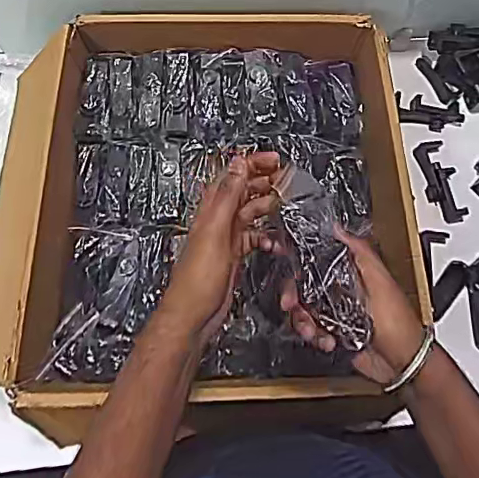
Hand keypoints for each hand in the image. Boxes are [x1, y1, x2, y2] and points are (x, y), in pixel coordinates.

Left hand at [153, 152, 281, 347]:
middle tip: (287, 179)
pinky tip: (273, 241)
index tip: (274, 160)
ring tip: (285, 203)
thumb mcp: (215, 231)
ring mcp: (226, 238)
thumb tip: (237, 163)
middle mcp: (219, 220)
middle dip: (265, 180)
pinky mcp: (233, 255)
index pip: (233, 174)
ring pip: (250, 211)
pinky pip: (253, 236)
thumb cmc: (196, 280)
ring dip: (267, 205)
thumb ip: (228, 195)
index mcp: (212, 210)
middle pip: (244, 190)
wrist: (191, 318)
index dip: (253, 163)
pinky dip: (265, 235)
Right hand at [282, 227, 427, 385]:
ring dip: (304, 321)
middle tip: (290, 304)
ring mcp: (337, 313)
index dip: (298, 259)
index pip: (317, 259)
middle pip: (304, 286)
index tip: (282, 259)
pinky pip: (314, 332)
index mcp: (350, 272)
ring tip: (314, 331)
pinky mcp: (335, 333)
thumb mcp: (379, 279)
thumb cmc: (398, 320)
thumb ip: (360, 252)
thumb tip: (338, 228)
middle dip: (294, 296)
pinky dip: (316, 338)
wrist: (403, 362)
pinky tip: (328, 341)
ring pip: (305, 311)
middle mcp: (341, 290)